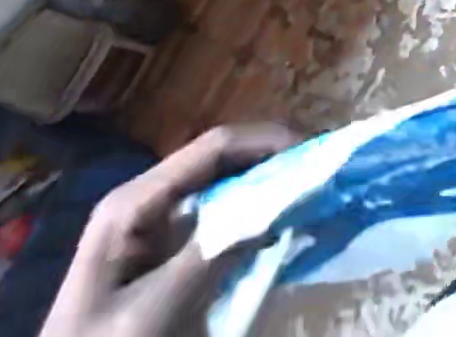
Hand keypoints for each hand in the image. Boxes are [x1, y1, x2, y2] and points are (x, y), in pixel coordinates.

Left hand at [39, 123, 297, 336]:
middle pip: (224, 160)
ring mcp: (157, 223)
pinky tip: (280, 228)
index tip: (313, 155)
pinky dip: (254, 217)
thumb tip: (277, 206)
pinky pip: (220, 218)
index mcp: (135, 200)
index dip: (267, 142)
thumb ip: (212, 256)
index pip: (214, 147)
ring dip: (267, 187)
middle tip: (320, 174)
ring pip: (226, 185)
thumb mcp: (154, 312)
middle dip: (273, 161)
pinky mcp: (168, 249)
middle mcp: (148, 198)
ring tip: (309, 195)